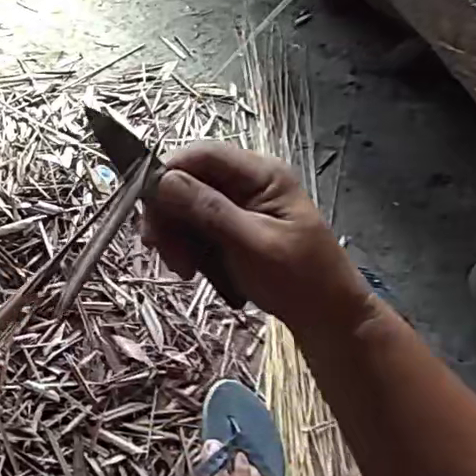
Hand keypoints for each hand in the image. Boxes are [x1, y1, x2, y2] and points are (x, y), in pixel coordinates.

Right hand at [141, 141, 376, 332]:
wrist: (328, 320)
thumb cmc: (300, 281)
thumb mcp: (252, 244)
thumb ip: (208, 210)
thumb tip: (162, 180)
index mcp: (261, 174)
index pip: (202, 155)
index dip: (168, 173)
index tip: (146, 207)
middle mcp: (247, 181)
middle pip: (188, 180)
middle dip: (169, 214)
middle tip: (160, 250)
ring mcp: (238, 204)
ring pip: (185, 206)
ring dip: (175, 236)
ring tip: (183, 269)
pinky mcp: (231, 226)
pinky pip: (194, 227)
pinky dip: (186, 247)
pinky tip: (192, 269)